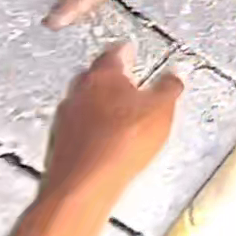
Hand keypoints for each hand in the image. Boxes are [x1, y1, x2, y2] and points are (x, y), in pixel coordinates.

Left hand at [42, 42, 182, 197]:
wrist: (83, 187)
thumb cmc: (120, 143)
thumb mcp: (162, 109)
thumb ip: (170, 87)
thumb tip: (175, 75)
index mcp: (103, 74)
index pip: (115, 52)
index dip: (127, 50)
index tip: (131, 49)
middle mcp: (79, 91)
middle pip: (96, 75)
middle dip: (112, 77)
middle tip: (127, 79)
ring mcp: (66, 119)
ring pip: (85, 101)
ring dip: (101, 103)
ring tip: (120, 112)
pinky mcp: (60, 144)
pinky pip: (79, 127)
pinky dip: (92, 128)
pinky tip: (106, 139)